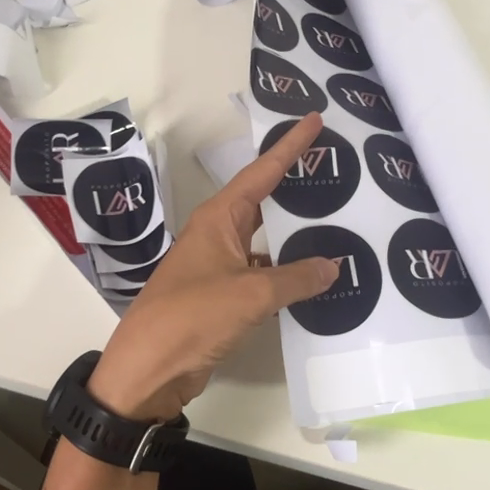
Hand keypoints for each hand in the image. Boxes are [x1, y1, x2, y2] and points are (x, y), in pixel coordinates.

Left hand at [87, 113, 339, 421]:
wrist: (148, 369)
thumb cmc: (192, 318)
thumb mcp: (250, 294)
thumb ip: (295, 278)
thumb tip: (333, 265)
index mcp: (219, 219)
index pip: (262, 172)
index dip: (289, 146)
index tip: (314, 120)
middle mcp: (219, 235)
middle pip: (265, 201)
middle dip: (297, 185)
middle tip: (336, 169)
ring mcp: (220, 266)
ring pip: (267, 242)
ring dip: (297, 237)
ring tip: (341, 225)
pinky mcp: (223, 297)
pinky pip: (264, 276)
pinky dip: (288, 276)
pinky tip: (317, 280)